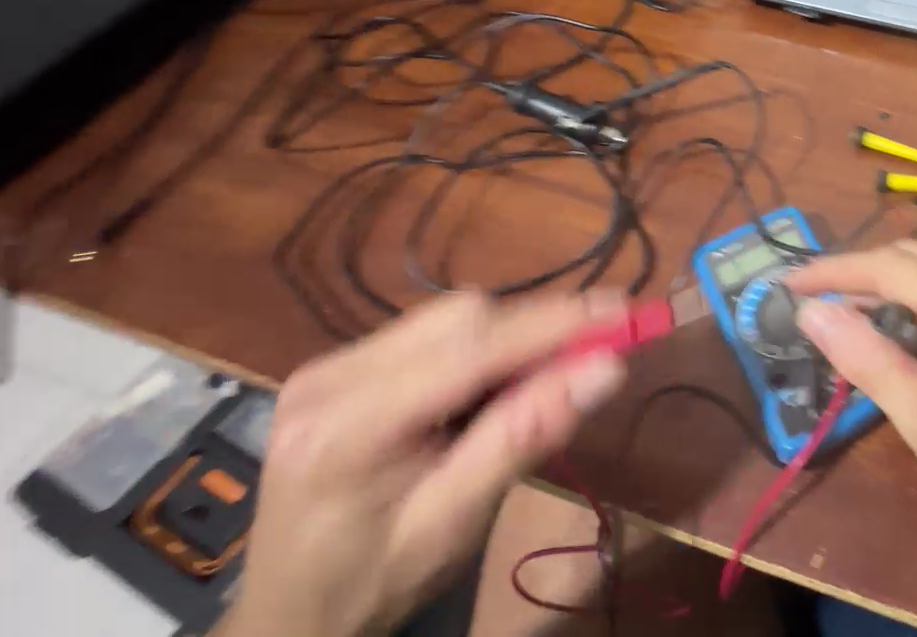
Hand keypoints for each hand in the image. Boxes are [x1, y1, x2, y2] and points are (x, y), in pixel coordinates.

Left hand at [214, 291, 633, 636]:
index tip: (625, 310)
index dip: (554, 323)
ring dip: (513, 339)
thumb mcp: (457, 524)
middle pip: (461, 321)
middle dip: (536, 331)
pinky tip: (494, 389)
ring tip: (541, 385)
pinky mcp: (343, 365)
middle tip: (595, 359)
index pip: (470, 350)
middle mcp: (331, 378)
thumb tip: (608, 367)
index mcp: (347, 428)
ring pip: (453, 318)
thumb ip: (526, 437)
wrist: (291, 617)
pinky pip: (436, 332)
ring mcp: (331, 366)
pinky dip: (485, 348)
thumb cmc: (377, 584)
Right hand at [787, 241, 916, 536]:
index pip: (888, 265)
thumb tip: (814, 312)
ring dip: (884, 283)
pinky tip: (896, 328)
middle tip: (811, 307)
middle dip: (856, 275)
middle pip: (909, 256)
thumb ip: (867, 358)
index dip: (834, 271)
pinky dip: (914, 293)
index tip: (788, 285)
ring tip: (844, 319)